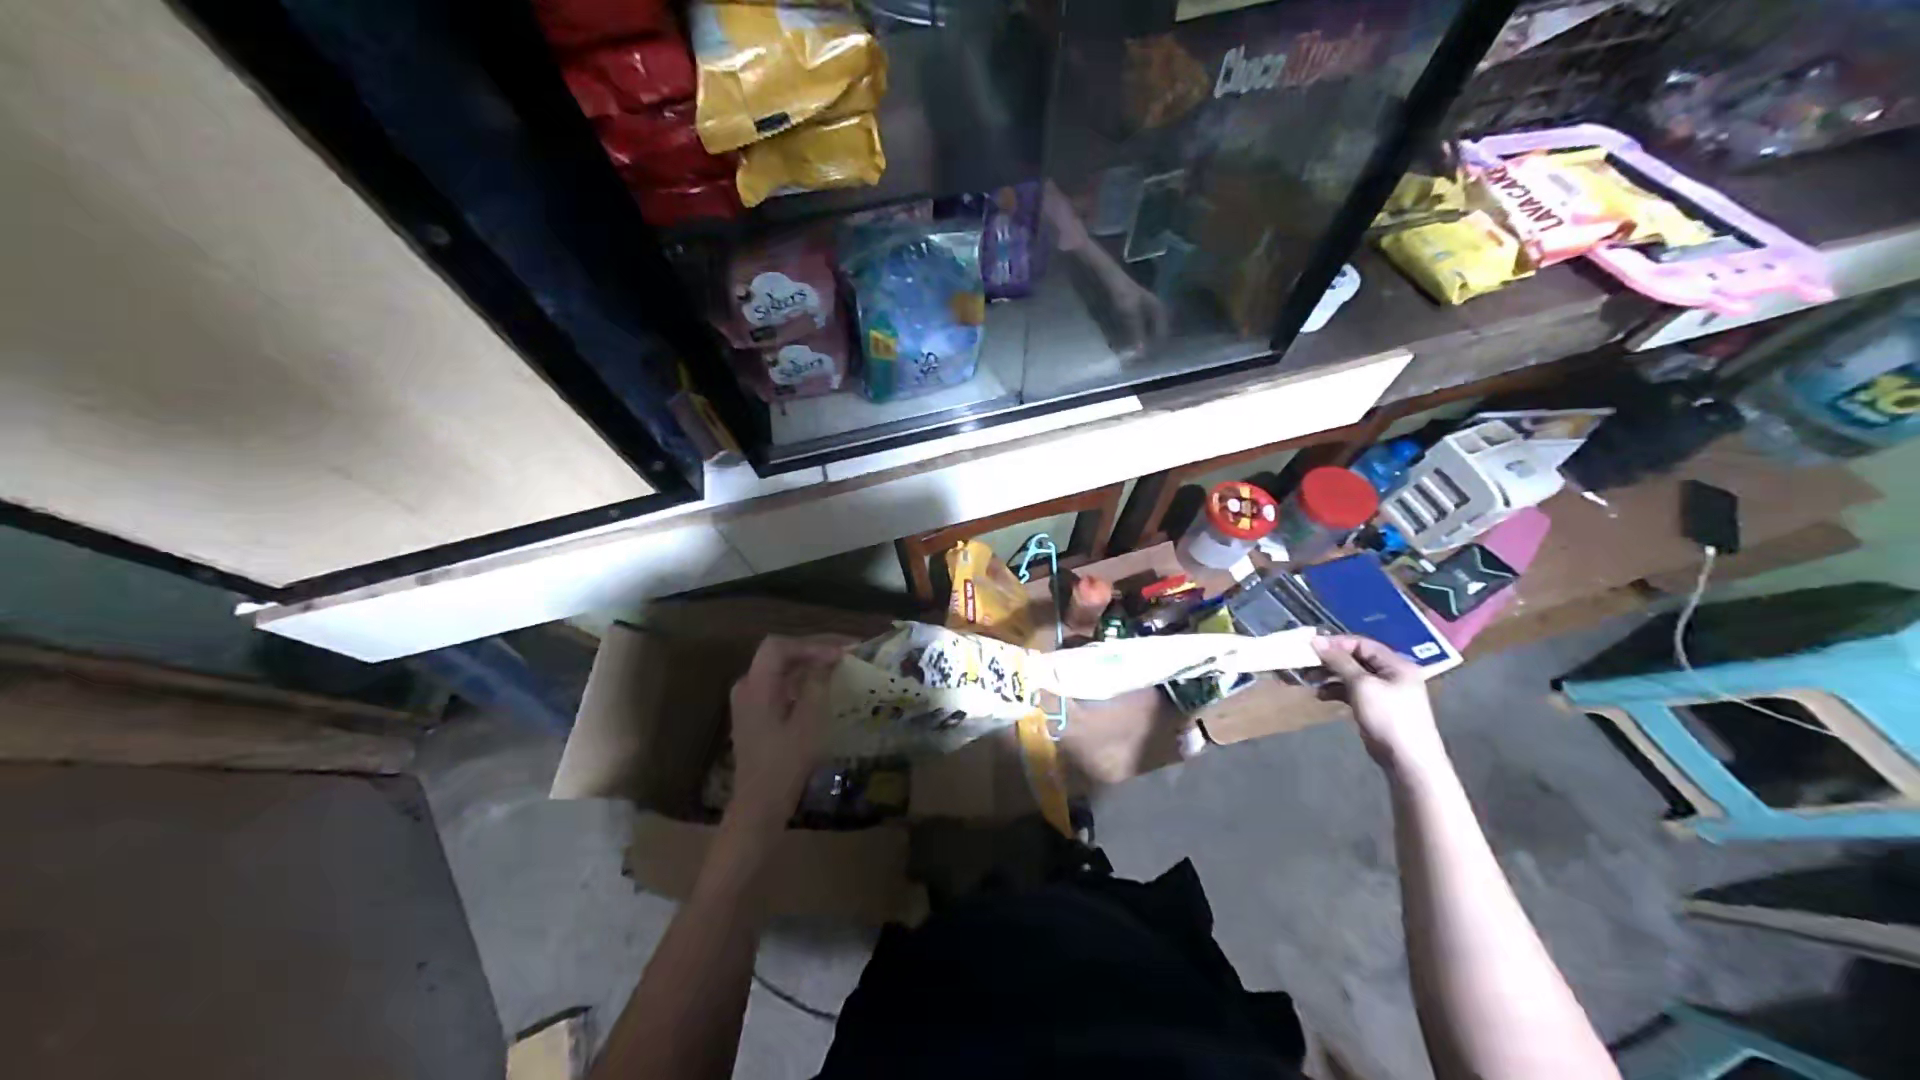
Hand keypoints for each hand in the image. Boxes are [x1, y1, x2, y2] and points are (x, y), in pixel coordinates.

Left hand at [725, 634, 852, 834]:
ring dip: (808, 662)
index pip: (780, 647)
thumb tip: (827, 660)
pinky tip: (822, 686)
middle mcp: (746, 687)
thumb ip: (816, 685)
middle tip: (846, 650)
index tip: (841, 653)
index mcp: (755, 686)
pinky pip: (778, 685)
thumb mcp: (808, 723)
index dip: (812, 644)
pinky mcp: (755, 715)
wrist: (759, 806)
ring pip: (779, 668)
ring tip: (839, 663)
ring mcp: (748, 701)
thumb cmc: (785, 765)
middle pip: (779, 654)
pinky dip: (800, 679)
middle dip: (813, 648)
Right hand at [1312, 634, 1445, 773]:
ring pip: (1352, 675)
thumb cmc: (1388, 717)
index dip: (1336, 643)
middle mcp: (1392, 674)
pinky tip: (1321, 695)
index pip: (1362, 643)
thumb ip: (1340, 661)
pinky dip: (1337, 690)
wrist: (1408, 760)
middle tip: (1306, 663)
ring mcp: (1385, 691)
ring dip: (1330, 676)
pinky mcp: (1376, 707)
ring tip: (1309, 680)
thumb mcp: (1362, 685)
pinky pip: (1353, 691)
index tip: (1310, 647)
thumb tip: (1316, 640)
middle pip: (1356, 658)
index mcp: (1396, 664)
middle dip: (1330, 660)